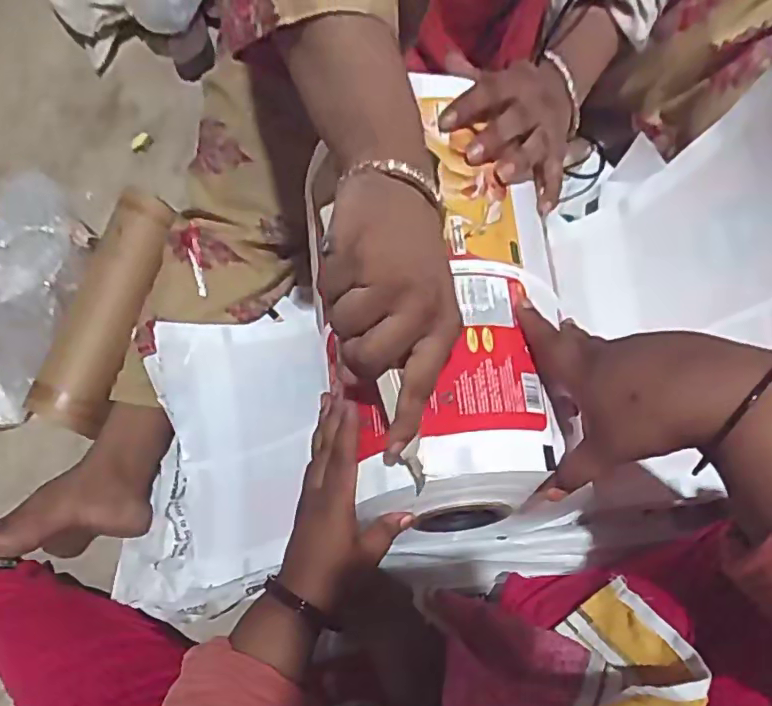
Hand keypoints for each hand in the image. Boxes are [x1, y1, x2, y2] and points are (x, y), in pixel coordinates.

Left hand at [277, 392, 414, 610]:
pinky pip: (312, 470)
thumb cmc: (336, 575)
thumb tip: (409, 513)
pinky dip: (318, 452)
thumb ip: (385, 531)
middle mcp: (319, 494)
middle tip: (332, 390)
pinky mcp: (306, 510)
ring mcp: (309, 501)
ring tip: (325, 407)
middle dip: (329, 420)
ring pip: (315, 458)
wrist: (299, 595)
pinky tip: (321, 449)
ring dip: (321, 431)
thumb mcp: (366, 555)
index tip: (348, 401)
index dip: (346, 429)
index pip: (342, 458)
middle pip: (324, 450)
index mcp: (335, 501)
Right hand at [319, 171, 461, 461]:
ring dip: (341, 310)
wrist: (394, 187)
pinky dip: (330, 283)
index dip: (403, 419)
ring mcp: (391, 286)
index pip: (421, 383)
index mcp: (442, 324)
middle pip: (367, 361)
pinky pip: (329, 297)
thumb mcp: (419, 301)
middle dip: (352, 349)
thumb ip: (395, 343)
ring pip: (343, 331)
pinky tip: (351, 261)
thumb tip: (353, 381)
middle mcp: (422, 310)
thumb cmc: (409, 254)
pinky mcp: (360, 263)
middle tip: (359, 321)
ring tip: (361, 282)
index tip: (393, 453)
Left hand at [438, 57, 576, 212]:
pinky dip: (550, 190)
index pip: (488, 92)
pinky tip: (542, 208)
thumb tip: (447, 58)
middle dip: (494, 137)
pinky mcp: (557, 154)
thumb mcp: (497, 80)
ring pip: (534, 146)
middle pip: (514, 121)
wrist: (562, 88)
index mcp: (514, 85)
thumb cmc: (516, 93)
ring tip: (501, 176)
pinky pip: (555, 173)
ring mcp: (547, 132)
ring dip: (518, 162)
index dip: (466, 107)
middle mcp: (532, 108)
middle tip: (471, 155)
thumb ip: (472, 77)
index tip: (443, 124)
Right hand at [519, 305, 771, 497]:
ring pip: (610, 352)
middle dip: (561, 341)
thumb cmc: (648, 419)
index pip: (549, 343)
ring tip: (592, 386)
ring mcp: (644, 348)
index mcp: (584, 371)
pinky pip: (639, 359)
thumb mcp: (606, 453)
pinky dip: (628, 373)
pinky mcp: (674, 352)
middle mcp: (610, 352)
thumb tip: (545, 496)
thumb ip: (575, 471)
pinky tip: (637, 395)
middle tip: (552, 342)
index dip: (531, 324)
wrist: (720, 393)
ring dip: (597, 363)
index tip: (520, 300)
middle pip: (578, 341)